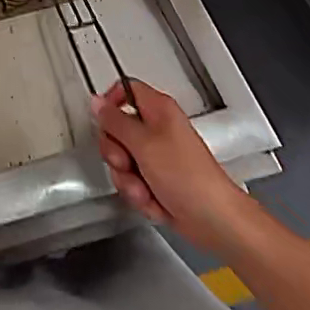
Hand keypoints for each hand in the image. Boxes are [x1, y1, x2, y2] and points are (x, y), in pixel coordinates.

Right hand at [91, 80, 253, 252]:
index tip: (104, 122)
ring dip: (128, 179)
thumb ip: (115, 122)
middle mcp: (157, 129)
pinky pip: (132, 181)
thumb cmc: (189, 177)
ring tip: (145, 186)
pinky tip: (153, 199)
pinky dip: (138, 193)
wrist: (212, 219)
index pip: (125, 90)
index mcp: (158, 109)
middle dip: (116, 153)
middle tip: (127, 160)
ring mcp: (157, 155)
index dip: (110, 103)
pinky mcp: (157, 179)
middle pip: (117, 129)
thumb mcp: (142, 143)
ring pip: (122, 160)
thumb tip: (97, 103)